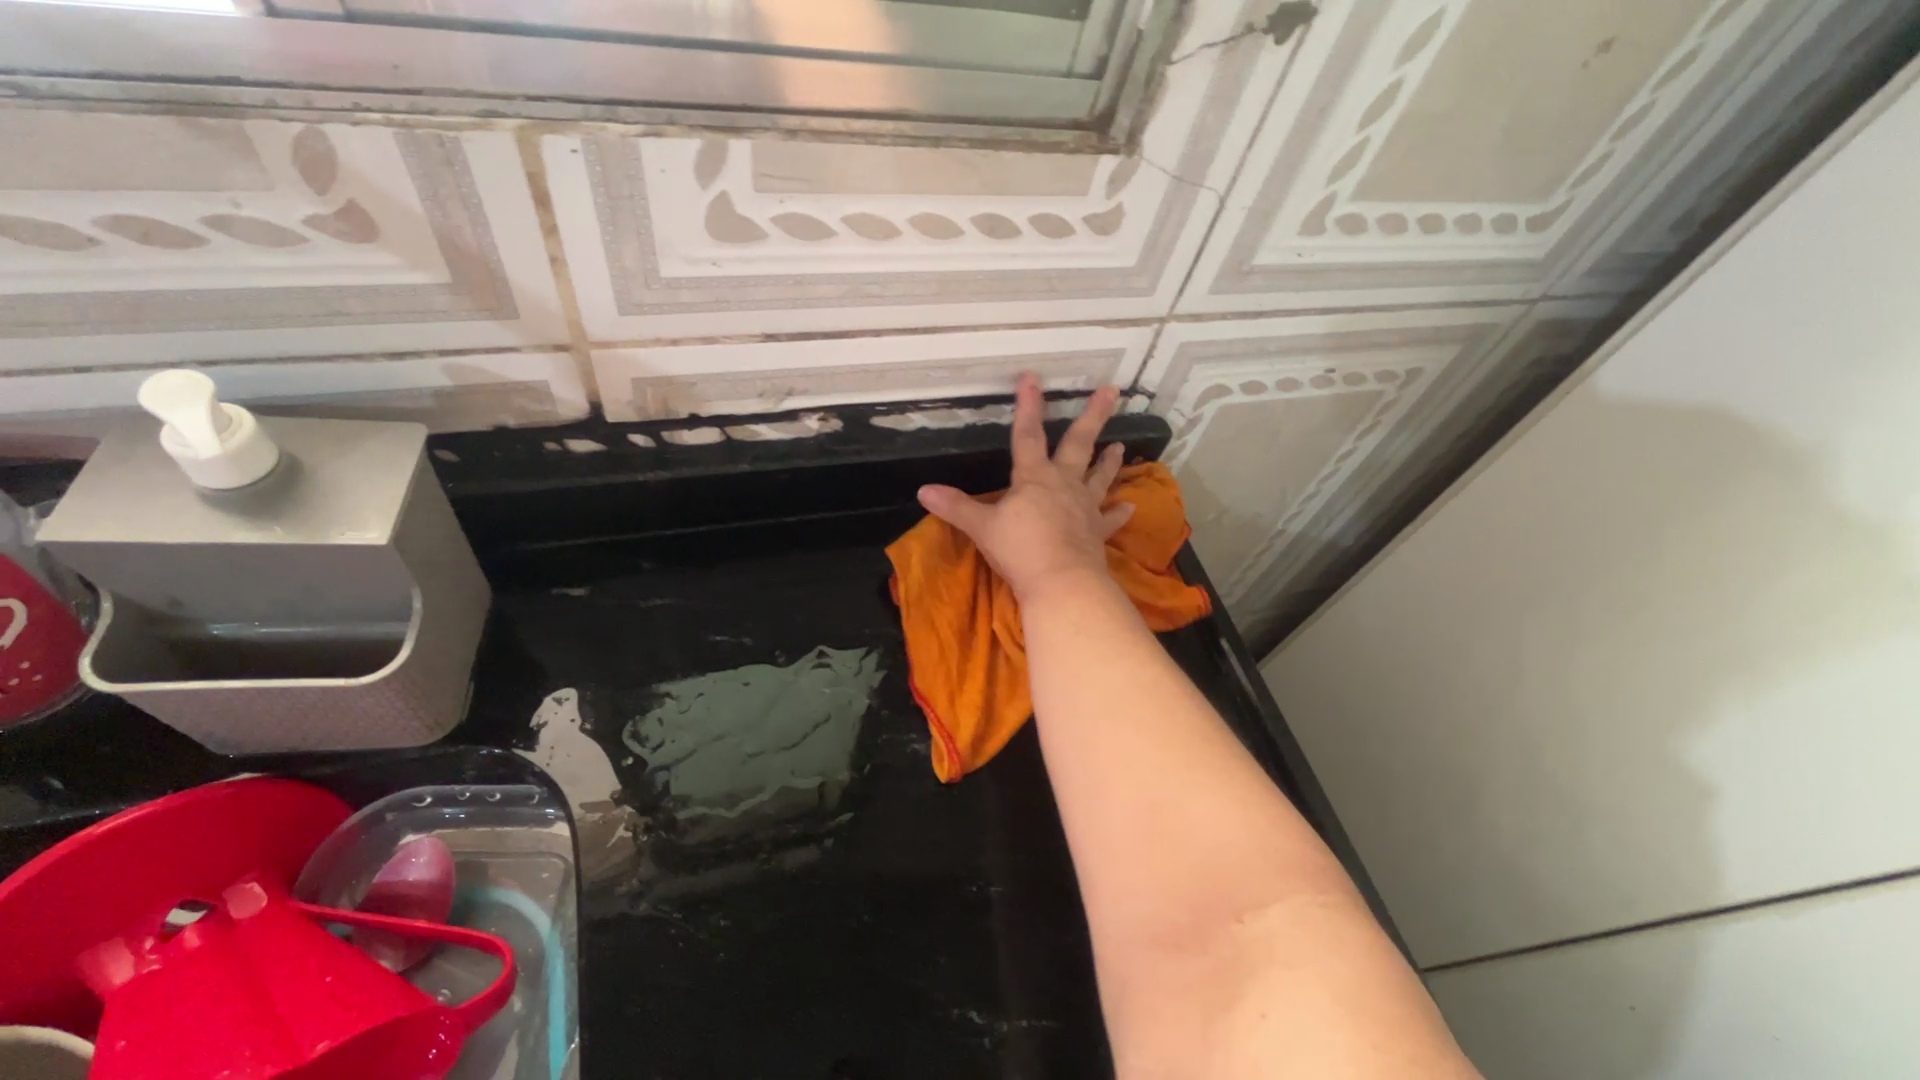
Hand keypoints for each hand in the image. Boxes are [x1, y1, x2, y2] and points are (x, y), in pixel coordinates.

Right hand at [917, 373, 1134, 600]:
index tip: (1032, 377)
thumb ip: (956, 508)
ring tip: (1121, 445)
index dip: (1028, 406)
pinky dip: (1120, 512)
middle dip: (1093, 416)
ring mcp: (1085, 507)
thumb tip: (924, 491)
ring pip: (1100, 477)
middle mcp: (1064, 485)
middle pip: (1079, 444)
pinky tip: (1131, 507)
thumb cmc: (1020, 550)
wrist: (1062, 582)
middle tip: (1110, 391)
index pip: (1027, 434)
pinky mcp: (1098, 532)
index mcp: (1033, 478)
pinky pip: (1111, 518)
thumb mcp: (982, 528)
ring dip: (1110, 461)